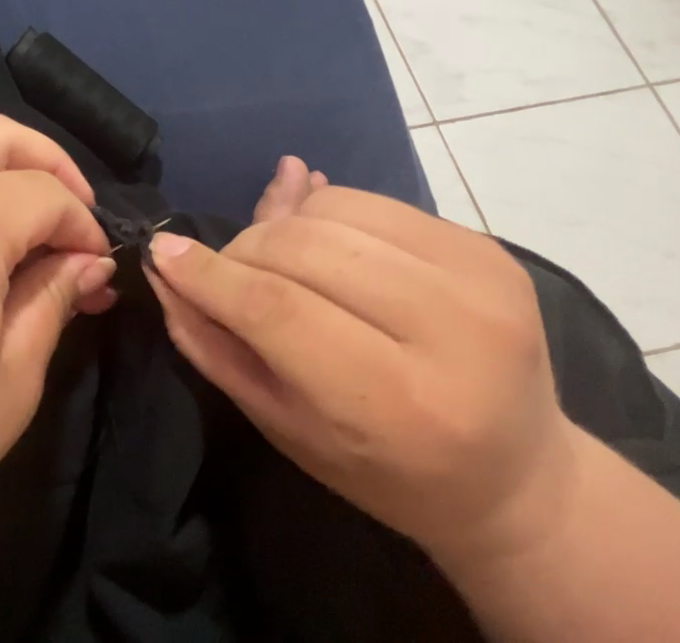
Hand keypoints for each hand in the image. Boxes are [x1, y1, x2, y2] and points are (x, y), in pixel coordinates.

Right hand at [146, 185, 579, 564]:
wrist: (516, 478)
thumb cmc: (383, 471)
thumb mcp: (283, 425)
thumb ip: (215, 344)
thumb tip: (167, 262)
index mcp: (397, 401)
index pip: (278, 309)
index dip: (210, 273)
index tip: (162, 251)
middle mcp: (453, 330)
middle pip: (304, 248)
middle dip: (243, 250)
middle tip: (228, 275)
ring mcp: (482, 279)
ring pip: (335, 209)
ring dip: (283, 229)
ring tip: (280, 267)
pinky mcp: (492, 249)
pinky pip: (373, 202)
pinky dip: (328, 218)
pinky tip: (329, 256)